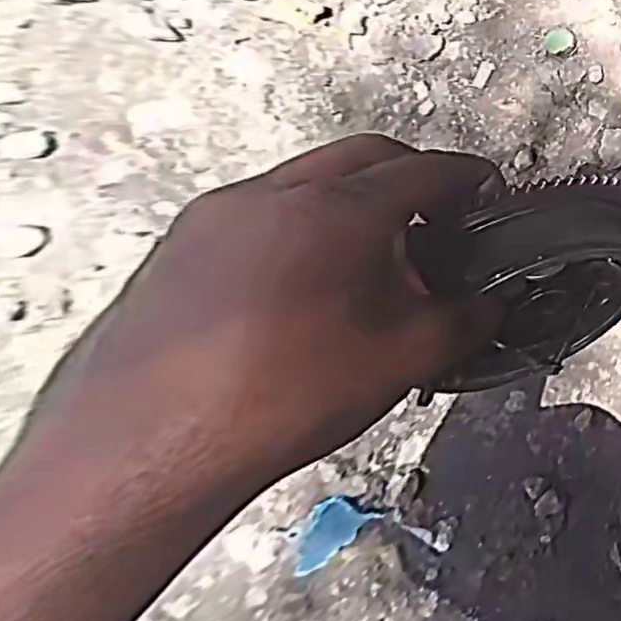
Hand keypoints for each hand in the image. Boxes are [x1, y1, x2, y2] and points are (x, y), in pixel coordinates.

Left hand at [17, 135, 504, 493]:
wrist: (132, 465)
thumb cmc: (260, 404)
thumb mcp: (406, 357)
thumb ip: (468, 319)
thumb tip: (488, 307)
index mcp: (334, 213)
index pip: (426, 170)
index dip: (469, 176)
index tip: (484, 184)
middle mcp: (269, 201)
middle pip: (367, 155)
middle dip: (416, 173)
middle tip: (444, 207)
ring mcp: (213, 222)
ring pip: (311, 177)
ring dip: (360, 195)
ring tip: (384, 249)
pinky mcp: (177, 252)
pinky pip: (265, 209)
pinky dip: (310, 220)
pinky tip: (321, 278)